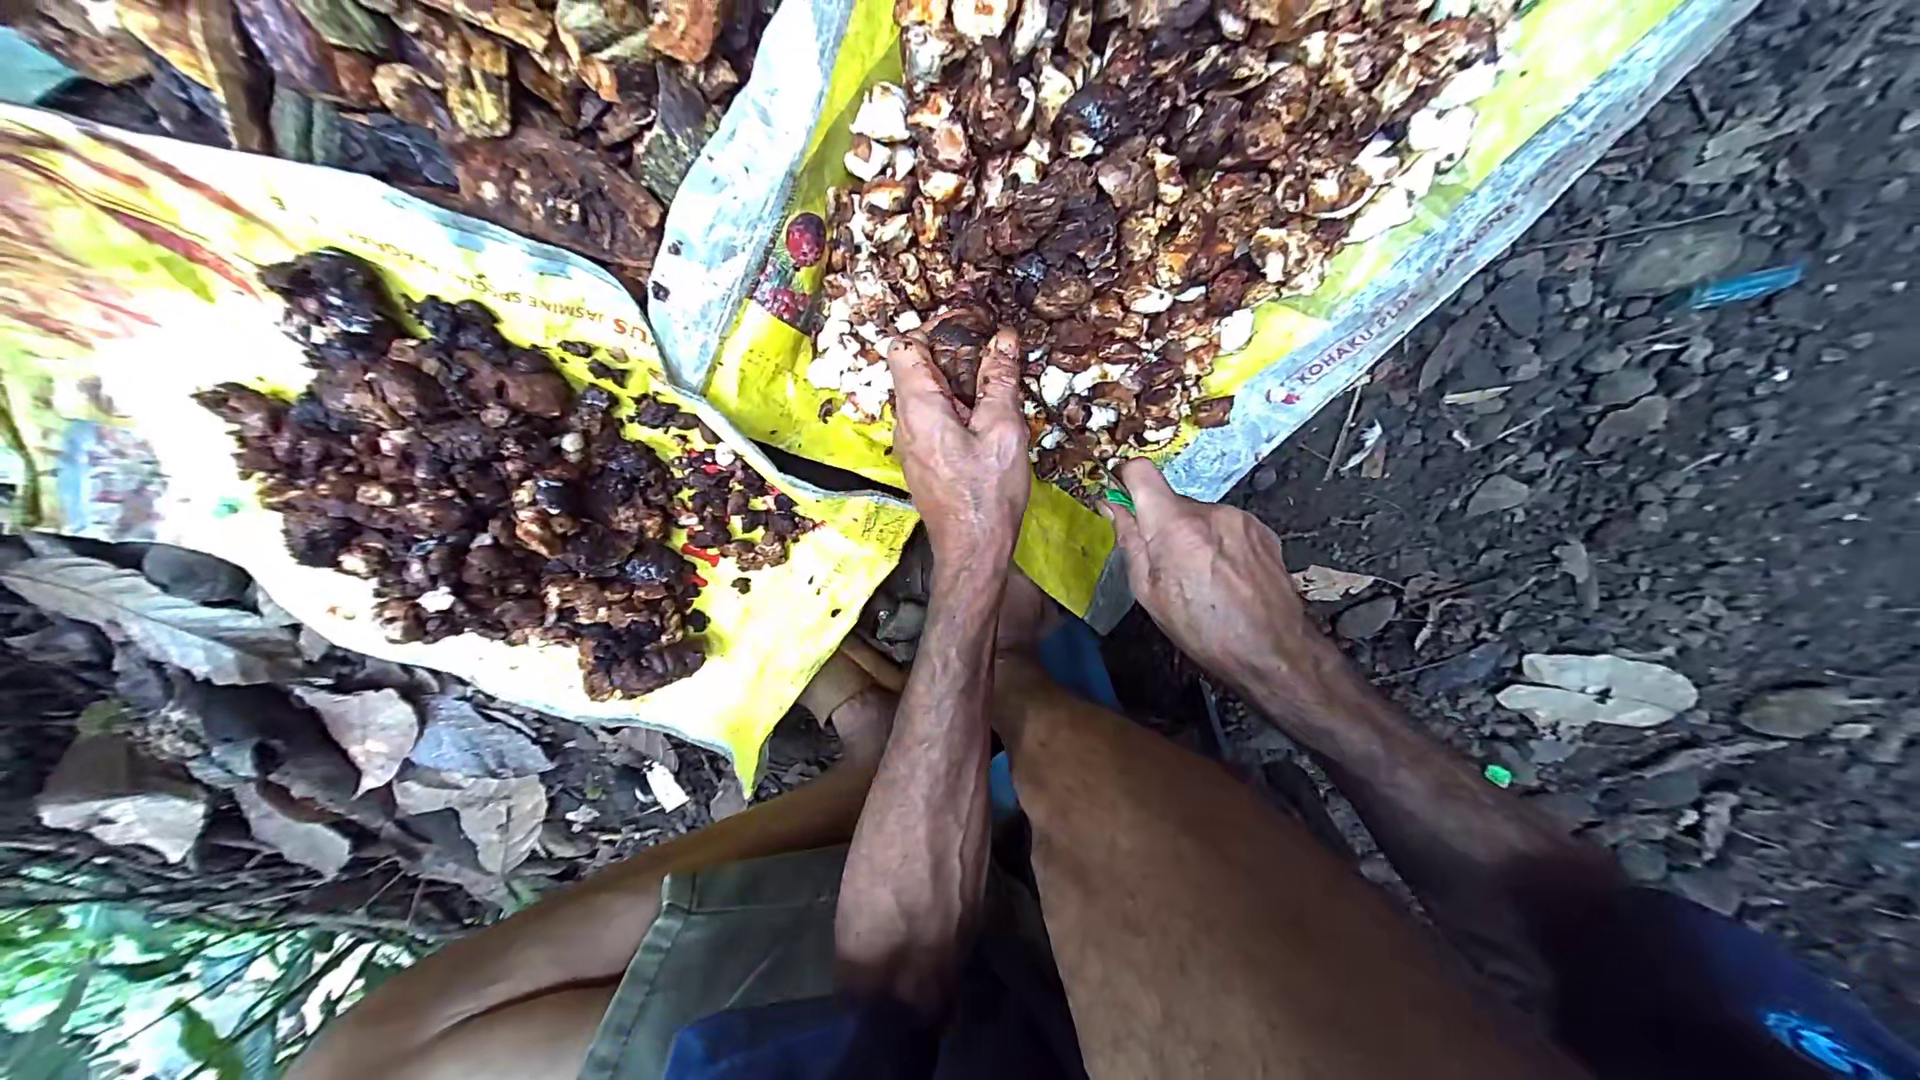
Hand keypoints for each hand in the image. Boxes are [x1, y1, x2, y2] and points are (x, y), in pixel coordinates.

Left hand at [887, 329, 1030, 568]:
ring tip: (994, 394)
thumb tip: (1003, 341)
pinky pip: (930, 422)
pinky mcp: (920, 462)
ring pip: (924, 397)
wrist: (973, 550)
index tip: (969, 332)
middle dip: (952, 358)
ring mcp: (909, 446)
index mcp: (918, 409)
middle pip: (914, 370)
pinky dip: (954, 411)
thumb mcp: (1003, 430)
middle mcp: (904, 424)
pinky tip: (984, 425)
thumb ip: (999, 381)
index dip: (934, 331)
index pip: (904, 346)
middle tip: (992, 363)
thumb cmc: (987, 495)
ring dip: (956, 387)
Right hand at [1103, 459, 1322, 688]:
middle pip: (1171, 501)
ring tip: (1200, 576)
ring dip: (1192, 536)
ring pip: (1199, 516)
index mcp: (1175, 527)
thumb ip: (1129, 541)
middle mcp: (1210, 513)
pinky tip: (1223, 576)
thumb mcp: (1148, 592)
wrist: (1271, 650)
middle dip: (1161, 524)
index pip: (1141, 472)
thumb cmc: (1205, 630)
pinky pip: (1224, 526)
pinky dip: (1216, 543)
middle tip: (1165, 564)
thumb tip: (1113, 507)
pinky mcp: (1261, 529)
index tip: (1121, 493)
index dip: (1125, 478)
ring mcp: (1239, 519)